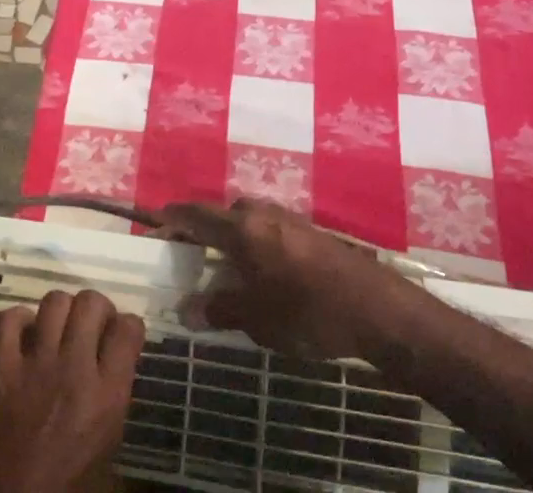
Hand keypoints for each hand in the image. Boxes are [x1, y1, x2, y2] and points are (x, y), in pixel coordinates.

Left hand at [0, 289, 145, 492]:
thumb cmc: (66, 487)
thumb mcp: (109, 452)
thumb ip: (116, 406)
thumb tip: (117, 381)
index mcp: (108, 395)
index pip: (129, 329)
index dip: (129, 325)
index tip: (123, 335)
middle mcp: (75, 369)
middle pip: (91, 303)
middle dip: (97, 307)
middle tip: (93, 326)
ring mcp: (35, 364)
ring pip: (54, 302)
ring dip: (61, 309)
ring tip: (60, 326)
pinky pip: (7, 319)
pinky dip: (17, 319)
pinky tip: (23, 333)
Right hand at [161, 199, 413, 358]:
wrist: (378, 310)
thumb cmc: (308, 312)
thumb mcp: (257, 319)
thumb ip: (218, 309)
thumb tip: (186, 310)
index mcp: (241, 228)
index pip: (192, 214)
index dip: (170, 221)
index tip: (154, 233)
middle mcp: (261, 213)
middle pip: (219, 215)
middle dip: (201, 233)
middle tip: (189, 260)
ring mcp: (288, 219)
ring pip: (245, 222)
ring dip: (229, 239)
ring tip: (222, 271)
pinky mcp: (310, 232)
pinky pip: (267, 230)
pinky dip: (253, 245)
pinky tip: (259, 273)